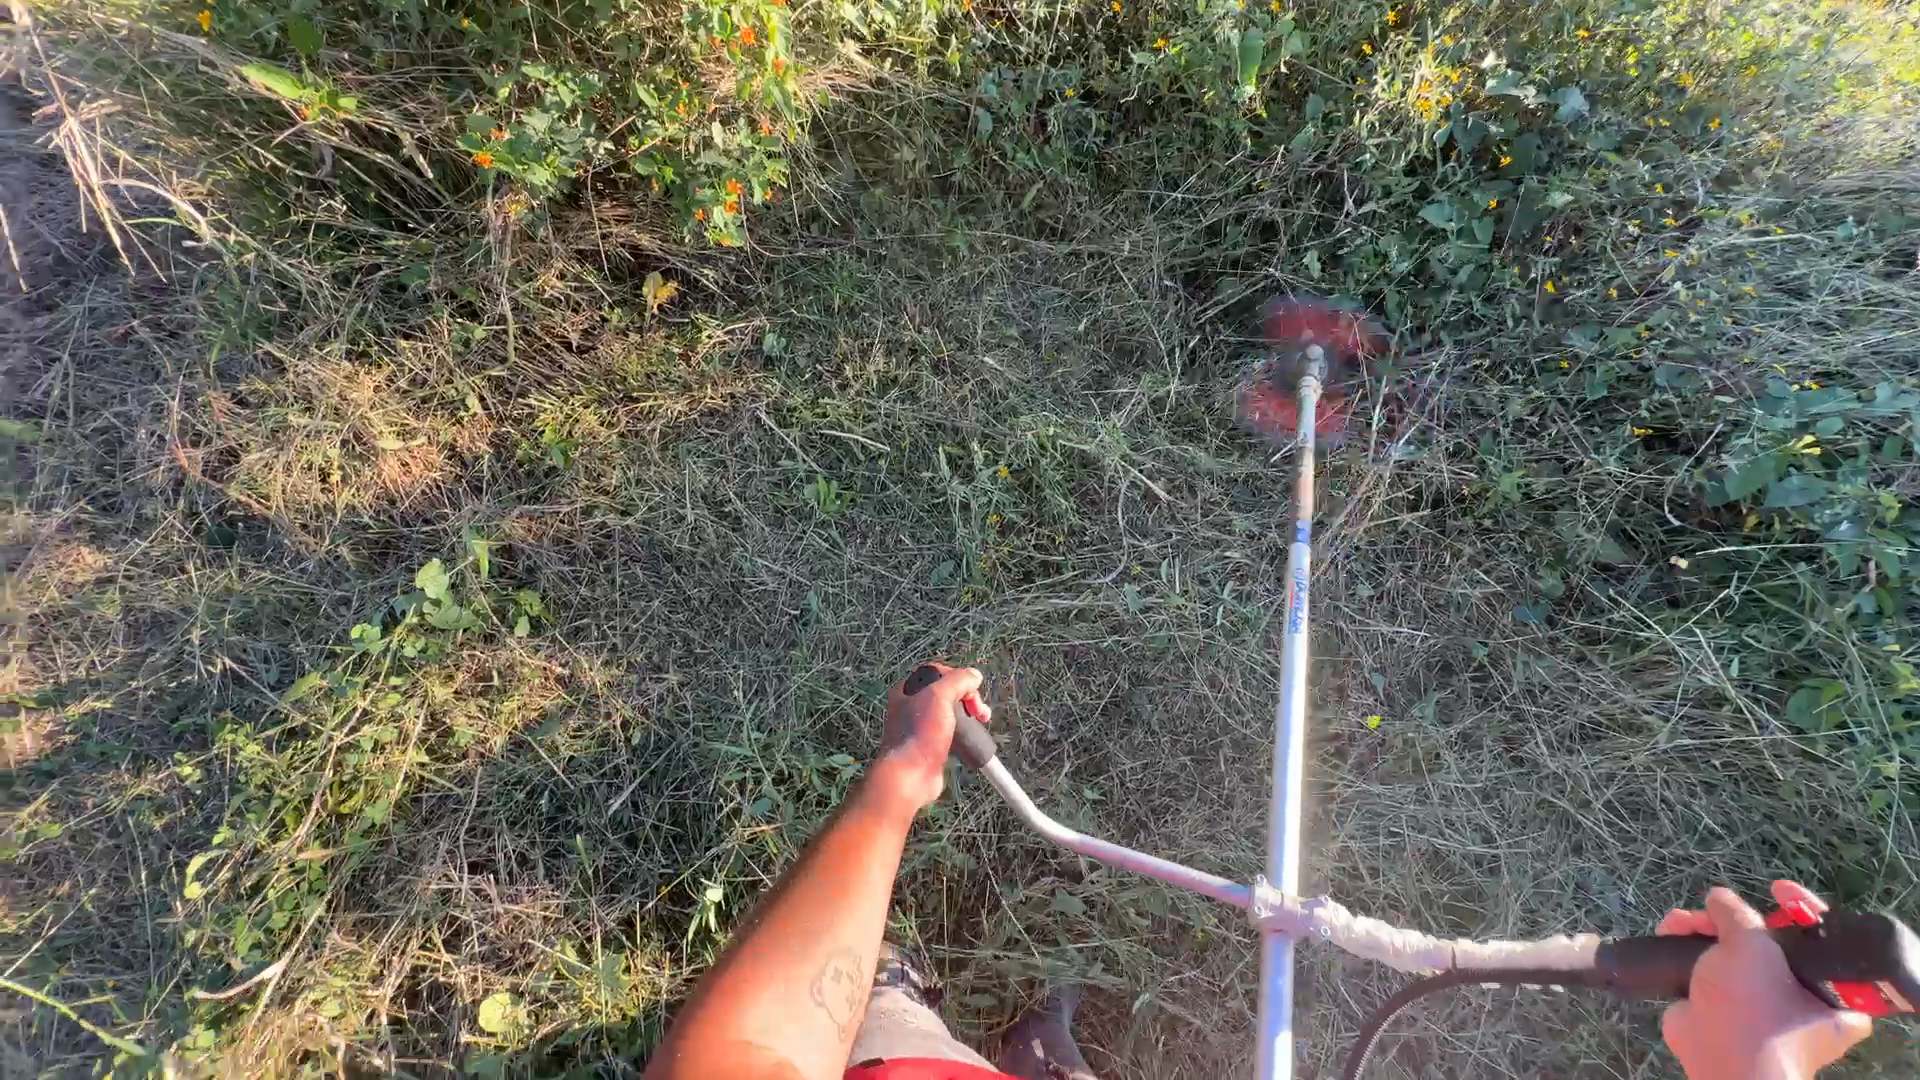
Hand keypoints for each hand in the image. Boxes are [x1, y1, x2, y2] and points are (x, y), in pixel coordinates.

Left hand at [873, 662, 990, 811]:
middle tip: (980, 711)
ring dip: (969, 715)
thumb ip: (958, 680)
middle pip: (947, 692)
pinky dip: (963, 732)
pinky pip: (951, 732)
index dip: (957, 677)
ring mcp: (921, 727)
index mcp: (907, 689)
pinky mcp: (930, 745)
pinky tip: (970, 738)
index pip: (937, 672)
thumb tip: (975, 675)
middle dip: (968, 697)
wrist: (911, 775)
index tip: (970, 690)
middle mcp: (911, 706)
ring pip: (950, 712)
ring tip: (982, 721)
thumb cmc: (921, 733)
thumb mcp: (940, 696)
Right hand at [1657, 881, 1872, 1079]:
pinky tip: (1670, 936)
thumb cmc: (1755, 1009)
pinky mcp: (1723, 1000)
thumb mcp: (1752, 951)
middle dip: (1727, 918)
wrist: (1719, 1055)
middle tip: (1703, 914)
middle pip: (1765, 939)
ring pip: (1730, 947)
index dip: (1802, 909)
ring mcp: (1759, 998)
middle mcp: (1802, 995)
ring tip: (1676, 925)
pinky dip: (1688, 944)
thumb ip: (1738, 916)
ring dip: (1699, 927)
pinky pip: (1709, 962)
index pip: (1826, 941)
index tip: (1775, 887)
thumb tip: (1719, 897)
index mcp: (1834, 993)